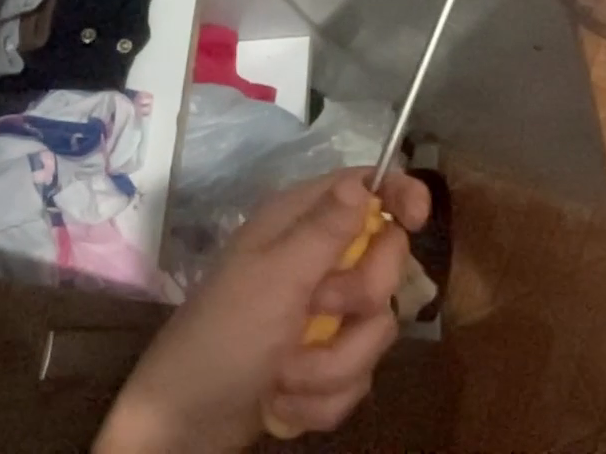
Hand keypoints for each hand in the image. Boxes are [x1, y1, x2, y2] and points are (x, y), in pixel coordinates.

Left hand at [95, 169, 430, 452]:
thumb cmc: (224, 336)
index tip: (418, 220)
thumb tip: (363, 181)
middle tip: (314, 311)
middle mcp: (316, 261)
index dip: (399, 196)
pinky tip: (284, 399)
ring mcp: (323, 314)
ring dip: (331, 365)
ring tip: (284, 372)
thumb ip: (324, 231)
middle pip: (384, 264)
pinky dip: (323, 395)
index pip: (366, 189)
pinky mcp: (325, 360)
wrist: (186, 423)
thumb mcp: (274, 278)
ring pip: (375, 329)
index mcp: (299, 224)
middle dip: (355, 303)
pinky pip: (359, 375)